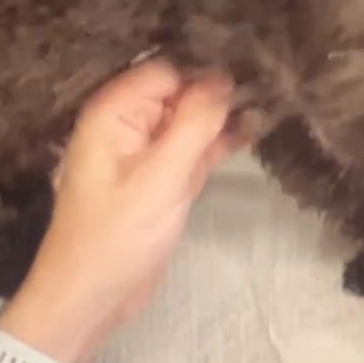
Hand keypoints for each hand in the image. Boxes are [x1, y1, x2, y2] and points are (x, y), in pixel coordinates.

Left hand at [0, 60, 243, 362]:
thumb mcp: (160, 178)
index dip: (205, 69)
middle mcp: (129, 124)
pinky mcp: (164, 177)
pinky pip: (194, 147)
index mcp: (114, 114)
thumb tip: (224, 76)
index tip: (250, 63)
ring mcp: (148, 152)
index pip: (167, 71)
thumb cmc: (117, 236)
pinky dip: (220, 141)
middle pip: (181, 90)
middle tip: (272, 76)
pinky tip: (256, 128)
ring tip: (273, 95)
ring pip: (191, 119)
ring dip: (225, 113)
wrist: (91, 299)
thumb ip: (193, 124)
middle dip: (220, 86)